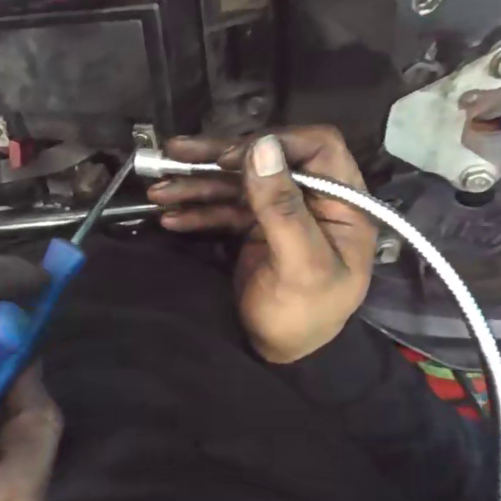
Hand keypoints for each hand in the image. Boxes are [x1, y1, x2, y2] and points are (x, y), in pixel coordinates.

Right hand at [148, 126, 377, 363]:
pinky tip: (171, 216)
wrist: (283, 357)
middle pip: (266, 159)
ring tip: (159, 190)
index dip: (274, 143)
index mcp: (342, 201)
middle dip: (218, 157)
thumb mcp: (302, 266)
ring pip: (238, 182)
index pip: (316, 147)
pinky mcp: (254, 229)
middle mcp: (311, 198)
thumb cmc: (306, 317)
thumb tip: (261, 148)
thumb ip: (284, 209)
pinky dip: (196, 209)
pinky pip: (223, 209)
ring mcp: (280, 212)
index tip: (231, 157)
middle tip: (174, 155)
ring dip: (196, 183)